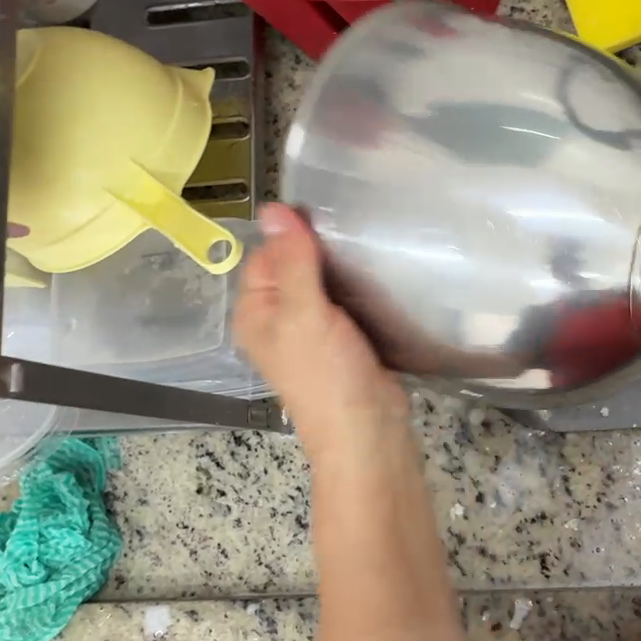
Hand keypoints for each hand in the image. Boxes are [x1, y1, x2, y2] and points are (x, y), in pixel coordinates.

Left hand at [234, 204, 405, 455]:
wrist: (368, 432)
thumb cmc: (328, 376)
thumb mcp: (305, 314)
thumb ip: (293, 262)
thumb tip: (273, 209)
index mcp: (256, 313)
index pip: (268, 255)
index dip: (294, 235)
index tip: (330, 216)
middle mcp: (281, 321)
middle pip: (299, 270)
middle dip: (325, 253)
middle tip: (360, 231)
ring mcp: (315, 335)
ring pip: (328, 289)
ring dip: (348, 274)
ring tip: (375, 252)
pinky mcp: (349, 345)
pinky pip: (352, 308)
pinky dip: (365, 296)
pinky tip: (384, 284)